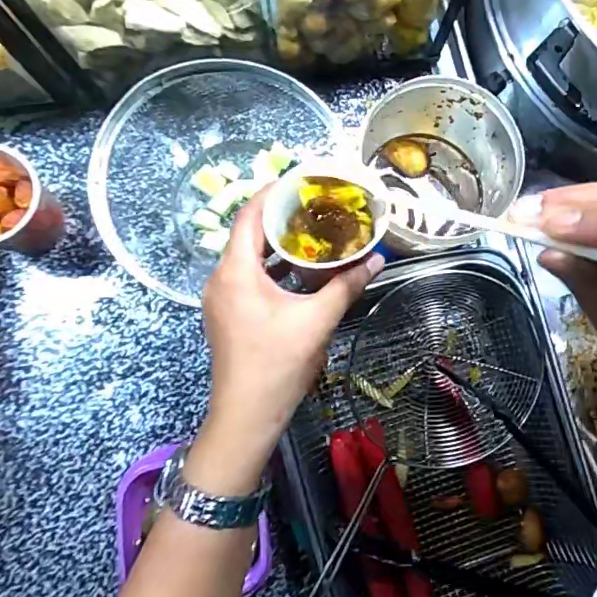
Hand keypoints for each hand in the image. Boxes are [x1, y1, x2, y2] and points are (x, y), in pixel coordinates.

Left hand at [194, 192, 382, 490]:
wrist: (246, 414)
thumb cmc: (278, 365)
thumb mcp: (317, 321)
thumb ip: (346, 286)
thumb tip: (376, 260)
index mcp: (236, 272)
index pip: (249, 215)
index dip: (274, 193)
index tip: (301, 181)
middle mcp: (221, 279)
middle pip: (247, 235)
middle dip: (280, 219)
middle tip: (314, 205)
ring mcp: (221, 299)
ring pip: (248, 259)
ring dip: (277, 247)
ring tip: (312, 234)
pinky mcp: (226, 315)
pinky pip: (247, 279)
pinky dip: (271, 270)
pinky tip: (299, 272)